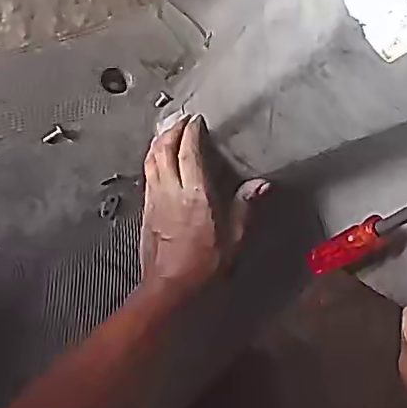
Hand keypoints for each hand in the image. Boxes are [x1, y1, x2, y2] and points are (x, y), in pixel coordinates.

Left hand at [139, 115, 267, 297]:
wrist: (170, 287)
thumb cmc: (203, 265)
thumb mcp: (235, 237)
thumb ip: (245, 207)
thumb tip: (260, 185)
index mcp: (195, 194)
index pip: (188, 151)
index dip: (192, 131)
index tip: (198, 120)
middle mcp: (170, 191)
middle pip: (163, 149)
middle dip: (171, 130)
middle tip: (181, 120)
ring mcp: (154, 200)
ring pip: (151, 160)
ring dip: (158, 143)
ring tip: (166, 133)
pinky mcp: (146, 211)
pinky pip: (147, 175)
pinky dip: (153, 160)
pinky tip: (158, 162)